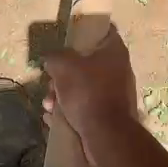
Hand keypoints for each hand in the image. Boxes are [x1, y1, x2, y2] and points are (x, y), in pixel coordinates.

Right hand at [42, 24, 140, 163]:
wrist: (107, 136)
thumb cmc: (88, 92)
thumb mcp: (64, 67)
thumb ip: (54, 57)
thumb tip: (52, 60)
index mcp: (114, 51)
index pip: (103, 31)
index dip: (84, 32)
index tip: (66, 41)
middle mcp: (118, 69)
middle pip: (85, 63)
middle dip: (62, 74)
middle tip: (51, 84)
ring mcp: (115, 93)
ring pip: (82, 87)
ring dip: (61, 95)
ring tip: (49, 107)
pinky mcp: (109, 115)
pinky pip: (85, 107)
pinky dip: (69, 111)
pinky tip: (54, 119)